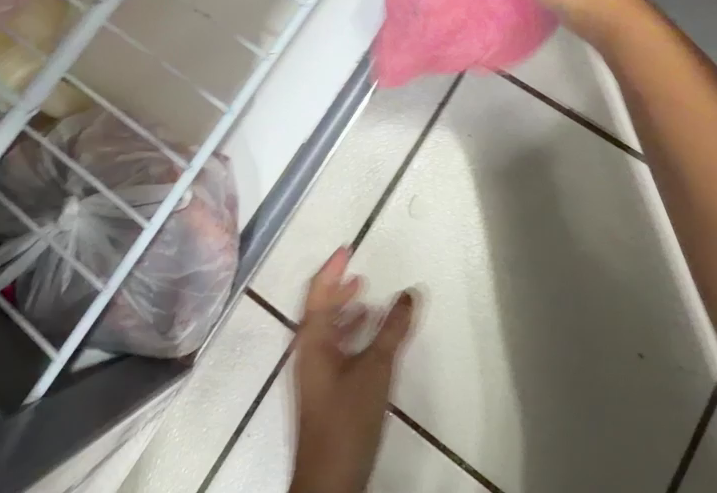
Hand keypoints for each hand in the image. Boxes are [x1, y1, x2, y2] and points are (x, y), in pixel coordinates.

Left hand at [290, 248, 416, 492]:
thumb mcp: (376, 370)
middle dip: (339, 289)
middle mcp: (306, 351)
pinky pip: (333, 350)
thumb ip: (393, 330)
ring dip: (347, 314)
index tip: (348, 248)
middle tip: (360, 274)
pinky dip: (350, 337)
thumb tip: (409, 294)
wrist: (328, 479)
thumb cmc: (347, 419)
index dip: (333, 268)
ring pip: (327, 331)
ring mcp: (312, 373)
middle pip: (319, 309)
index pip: (318, 291)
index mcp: (311, 339)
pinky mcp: (322, 392)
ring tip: (369, 303)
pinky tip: (370, 344)